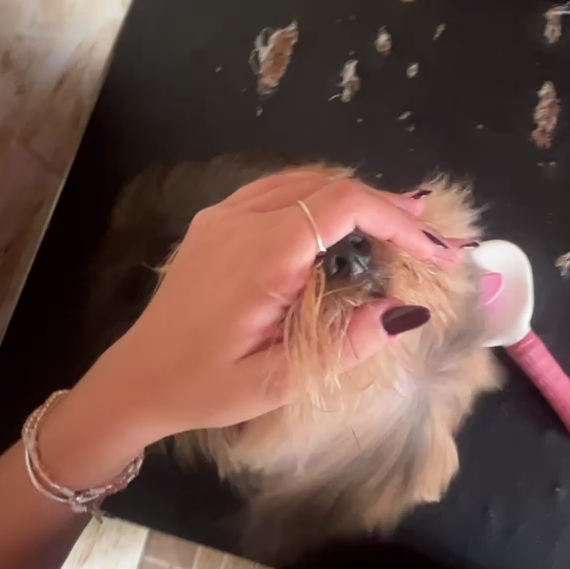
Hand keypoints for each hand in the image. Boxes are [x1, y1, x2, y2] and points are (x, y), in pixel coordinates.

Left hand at [41, 171, 463, 477]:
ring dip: (352, 198)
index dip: (396, 219)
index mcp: (259, 256)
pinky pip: (276, 191)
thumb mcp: (278, 381)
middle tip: (426, 236)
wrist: (136, 379)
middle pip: (327, 186)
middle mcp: (240, 220)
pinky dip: (317, 198)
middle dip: (383, 206)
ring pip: (302, 181)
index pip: (341, 205)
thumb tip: (406, 311)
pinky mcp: (215, 221)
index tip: (432, 251)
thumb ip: (345, 344)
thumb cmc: (204, 387)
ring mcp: (223, 215)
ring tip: (396, 223)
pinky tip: (337, 222)